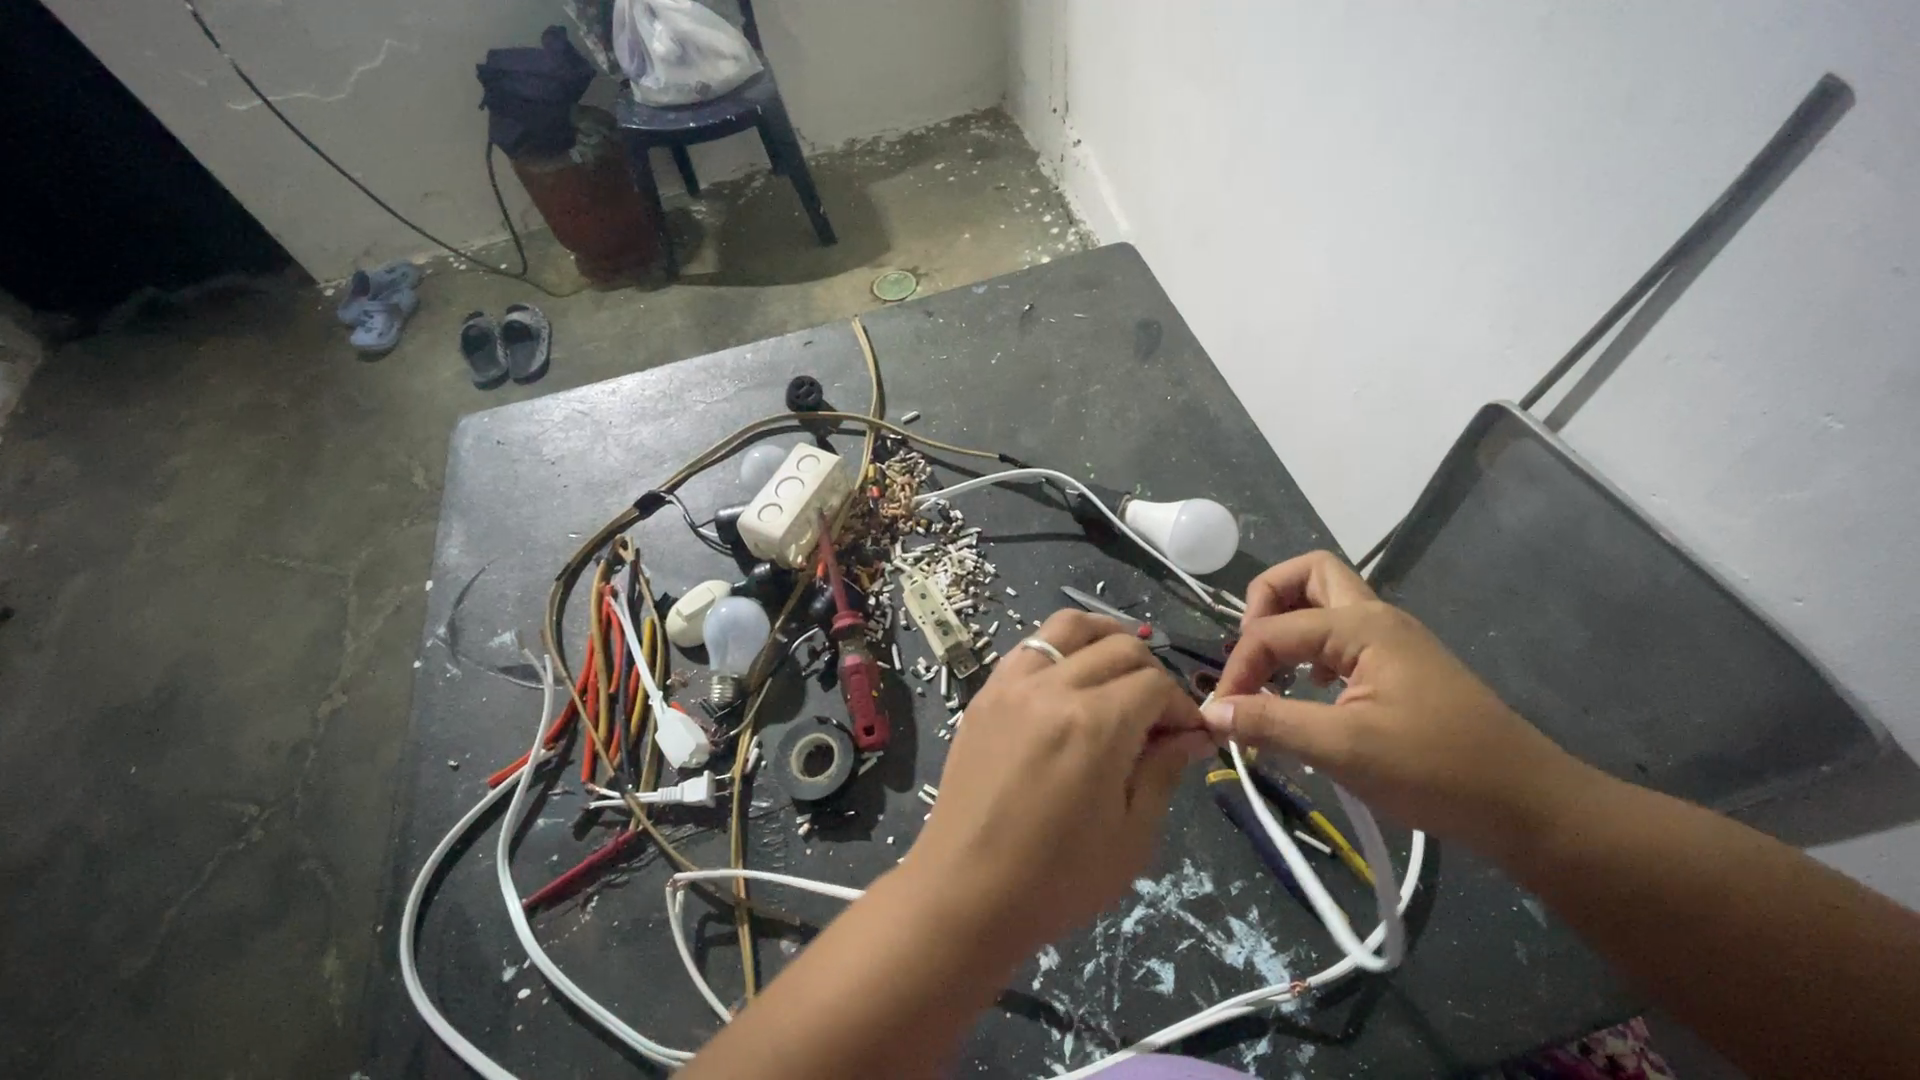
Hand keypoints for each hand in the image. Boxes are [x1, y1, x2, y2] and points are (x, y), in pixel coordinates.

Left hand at [910, 610, 1213, 952]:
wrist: (965, 893)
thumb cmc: (1057, 879)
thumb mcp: (1131, 836)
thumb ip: (1163, 771)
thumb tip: (1192, 734)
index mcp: (1096, 725)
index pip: (1156, 685)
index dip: (1183, 706)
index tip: (1190, 735)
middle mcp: (1053, 688)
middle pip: (1119, 649)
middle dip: (1153, 674)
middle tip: (1159, 715)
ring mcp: (1011, 685)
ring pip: (1068, 627)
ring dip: (1106, 638)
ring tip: (1124, 664)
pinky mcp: (985, 694)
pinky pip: (1029, 647)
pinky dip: (1059, 648)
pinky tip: (1072, 675)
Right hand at [1202, 552, 1587, 850]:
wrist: (1528, 805)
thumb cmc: (1435, 771)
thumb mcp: (1342, 748)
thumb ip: (1270, 722)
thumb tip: (1210, 710)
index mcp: (1363, 626)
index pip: (1274, 628)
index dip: (1238, 666)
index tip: (1222, 713)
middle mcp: (1377, 619)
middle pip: (1309, 575)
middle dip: (1265, 603)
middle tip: (1249, 652)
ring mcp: (1394, 641)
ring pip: (1327, 603)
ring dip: (1289, 625)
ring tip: (1270, 673)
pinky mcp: (1402, 668)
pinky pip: (1342, 637)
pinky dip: (1312, 651)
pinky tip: (1308, 693)